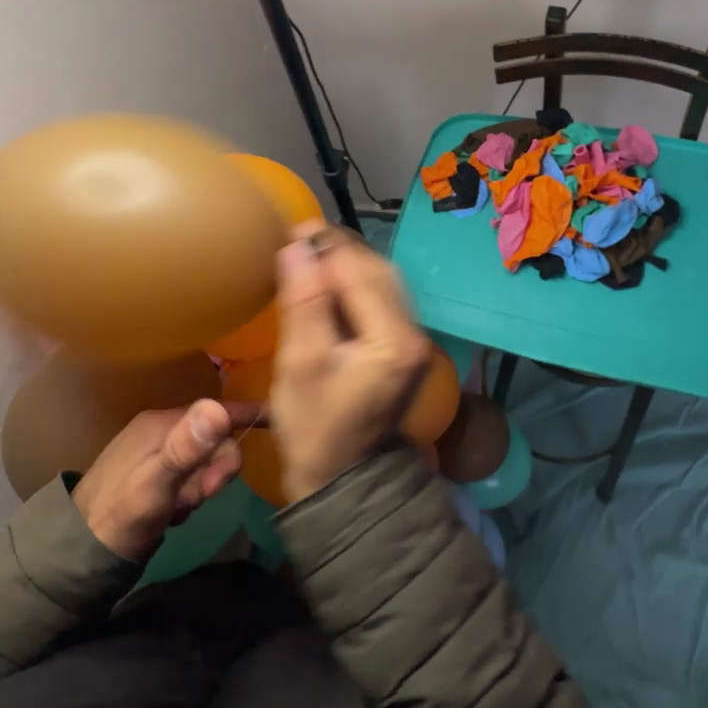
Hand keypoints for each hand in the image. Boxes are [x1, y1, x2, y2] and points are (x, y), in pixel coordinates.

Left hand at [70, 398, 260, 560]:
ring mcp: (155, 454)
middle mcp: (159, 431)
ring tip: (180, 508)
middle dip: (216, 470)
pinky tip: (173, 512)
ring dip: (201, 486)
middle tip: (203, 496)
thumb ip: (187, 447)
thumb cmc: (119, 516)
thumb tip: (218, 408)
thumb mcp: (156, 482)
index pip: (216, 410)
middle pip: (213, 440)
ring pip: (203, 462)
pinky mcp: (153, 476)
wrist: (75, 557)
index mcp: (160, 423)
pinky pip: (189, 477)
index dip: (248, 414)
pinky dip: (189, 494)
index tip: (278, 419)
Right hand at [270, 223, 431, 501]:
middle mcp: (414, 333)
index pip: (361, 273)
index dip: (327, 247)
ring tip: (309, 255)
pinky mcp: (402, 347)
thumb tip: (297, 246)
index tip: (293, 229)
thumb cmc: (315, 426)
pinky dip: (356, 286)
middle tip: (299, 237)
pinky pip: (381, 301)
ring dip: (348, 265)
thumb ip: (304, 302)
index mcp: (394, 338)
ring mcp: (412, 340)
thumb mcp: (301, 364)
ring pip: (383, 283)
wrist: (342, 478)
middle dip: (340, 251)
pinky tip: (328, 284)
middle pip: (378, 272)